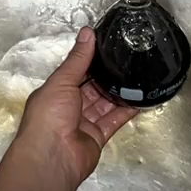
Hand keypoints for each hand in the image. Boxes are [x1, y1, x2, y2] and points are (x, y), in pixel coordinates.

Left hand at [10, 28, 136, 188]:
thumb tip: (88, 32)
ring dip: (119, 92)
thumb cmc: (50, 115)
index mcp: (55, 91)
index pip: (75, 71)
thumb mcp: (62, 81)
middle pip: (91, 87)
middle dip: (106, 76)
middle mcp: (68, 106)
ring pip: (104, 103)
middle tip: (127, 59)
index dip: (90, 60)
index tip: (108, 45)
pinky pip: (114, 121)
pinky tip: (141, 99)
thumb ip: (78, 59)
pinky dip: (126, 111)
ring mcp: (83, 122)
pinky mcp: (98, 137)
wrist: (53, 158)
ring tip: (138, 76)